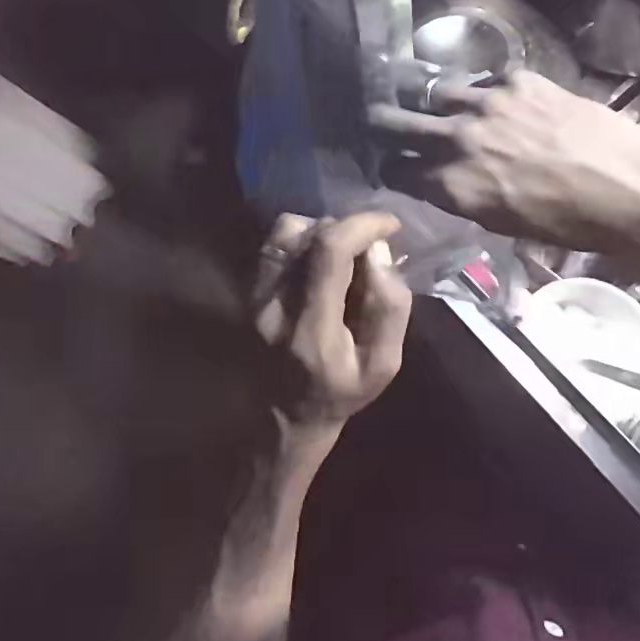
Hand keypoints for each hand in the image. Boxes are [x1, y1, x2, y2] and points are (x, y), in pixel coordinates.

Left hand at [253, 213, 411, 429]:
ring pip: (290, 230)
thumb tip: (379, 252)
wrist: (283, 415)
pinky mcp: (248, 288)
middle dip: (353, 229)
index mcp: (312, 328)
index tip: (391, 225)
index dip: (364, 225)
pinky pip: (276, 241)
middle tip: (373, 251)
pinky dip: (304, 237)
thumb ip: (390, 308)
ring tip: (346, 255)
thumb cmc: (341, 392)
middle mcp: (275, 304)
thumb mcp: (384, 364)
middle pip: (311, 233)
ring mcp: (255, 294)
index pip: (330, 251)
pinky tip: (321, 259)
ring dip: (327, 231)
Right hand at [370, 71, 639, 253]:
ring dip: (433, 101)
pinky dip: (485, 92)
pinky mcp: (517, 79)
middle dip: (385, 125)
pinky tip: (501, 100)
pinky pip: (485, 81)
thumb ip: (468, 198)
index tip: (390, 162)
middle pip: (397, 123)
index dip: (391, 166)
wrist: (632, 185)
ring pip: (436, 93)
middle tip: (382, 121)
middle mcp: (457, 141)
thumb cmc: (574, 224)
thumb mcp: (508, 224)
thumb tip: (451, 183)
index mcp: (453, 187)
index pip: (398, 170)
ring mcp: (485, 104)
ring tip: (440, 103)